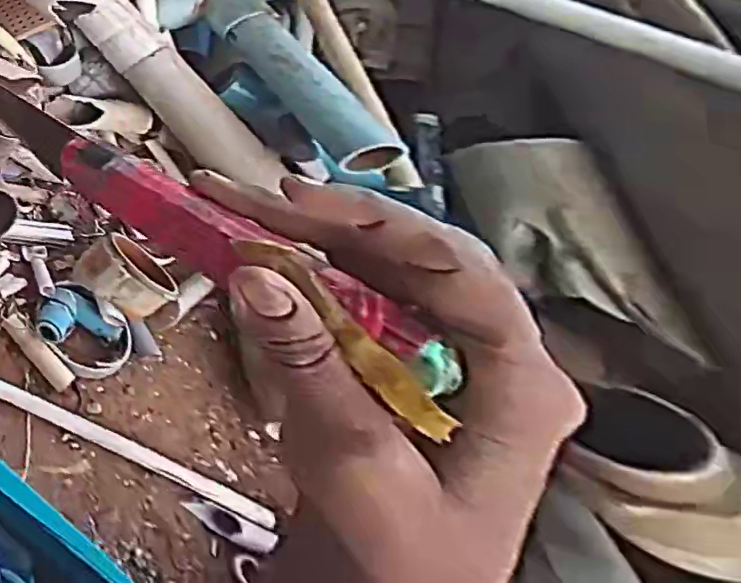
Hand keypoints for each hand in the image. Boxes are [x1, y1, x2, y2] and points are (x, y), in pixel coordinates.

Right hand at [190, 172, 584, 582]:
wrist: (389, 574)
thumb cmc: (399, 539)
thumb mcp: (354, 454)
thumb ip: (308, 363)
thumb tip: (254, 273)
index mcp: (513, 375)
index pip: (459, 268)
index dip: (379, 221)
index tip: (298, 200)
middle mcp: (477, 342)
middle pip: (402, 249)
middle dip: (316, 216)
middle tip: (239, 196)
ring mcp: (428, 337)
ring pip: (366, 255)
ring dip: (293, 226)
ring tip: (226, 200)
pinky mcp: (382, 339)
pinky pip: (338, 279)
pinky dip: (287, 253)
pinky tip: (245, 235)